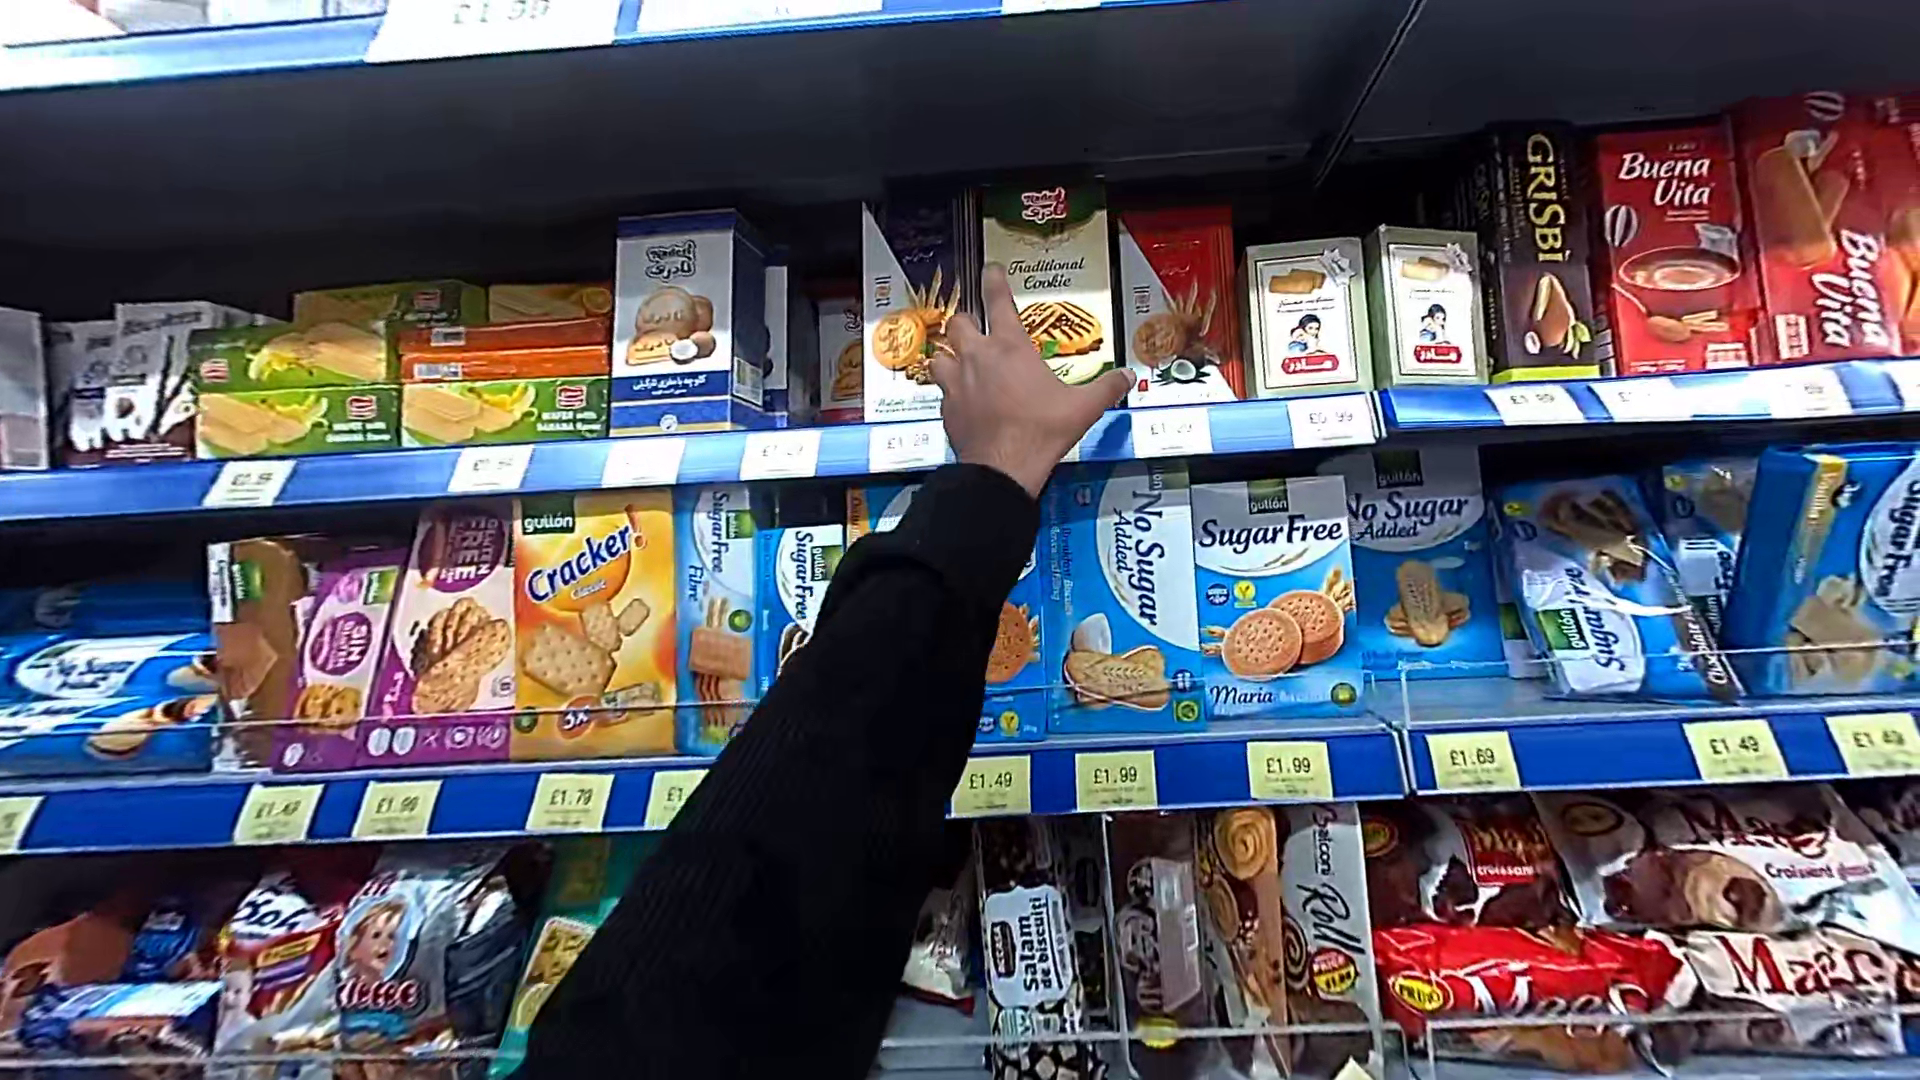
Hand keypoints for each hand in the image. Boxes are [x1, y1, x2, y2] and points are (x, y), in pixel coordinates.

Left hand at [932, 264, 1129, 498]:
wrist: (1004, 468)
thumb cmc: (1042, 431)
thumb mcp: (1083, 408)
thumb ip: (1106, 388)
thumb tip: (1127, 376)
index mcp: (1010, 347)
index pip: (998, 301)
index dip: (994, 281)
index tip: (991, 270)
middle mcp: (978, 358)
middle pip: (958, 323)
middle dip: (965, 322)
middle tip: (976, 330)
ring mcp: (957, 384)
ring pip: (939, 355)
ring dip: (948, 356)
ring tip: (959, 364)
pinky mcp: (947, 410)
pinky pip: (941, 392)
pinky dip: (949, 392)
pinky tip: (961, 401)